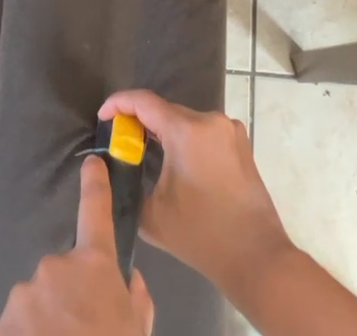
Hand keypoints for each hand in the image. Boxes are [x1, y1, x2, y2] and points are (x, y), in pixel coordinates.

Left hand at [0, 157, 154, 335]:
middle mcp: (57, 266)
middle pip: (65, 273)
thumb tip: (129, 281)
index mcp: (94, 265)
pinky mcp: (2, 319)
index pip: (96, 213)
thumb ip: (136, 300)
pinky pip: (19, 323)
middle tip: (83, 327)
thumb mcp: (137, 329)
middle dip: (71, 295)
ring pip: (40, 299)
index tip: (91, 162)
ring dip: (48, 318)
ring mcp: (26, 291)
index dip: (94, 185)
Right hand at [97, 90, 295, 296]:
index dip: (119, 103)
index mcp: (187, 131)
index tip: (102, 116)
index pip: (145, 102)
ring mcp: (230, 130)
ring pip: (187, 121)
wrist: (255, 255)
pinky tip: (177, 163)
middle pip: (167, 111)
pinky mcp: (241, 144)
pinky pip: (205, 132)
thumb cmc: (200, 235)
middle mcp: (211, 121)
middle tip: (121, 141)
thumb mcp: (152, 214)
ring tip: (146, 152)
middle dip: (140, 122)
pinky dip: (186, 140)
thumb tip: (118, 171)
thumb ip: (130, 183)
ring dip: (165, 132)